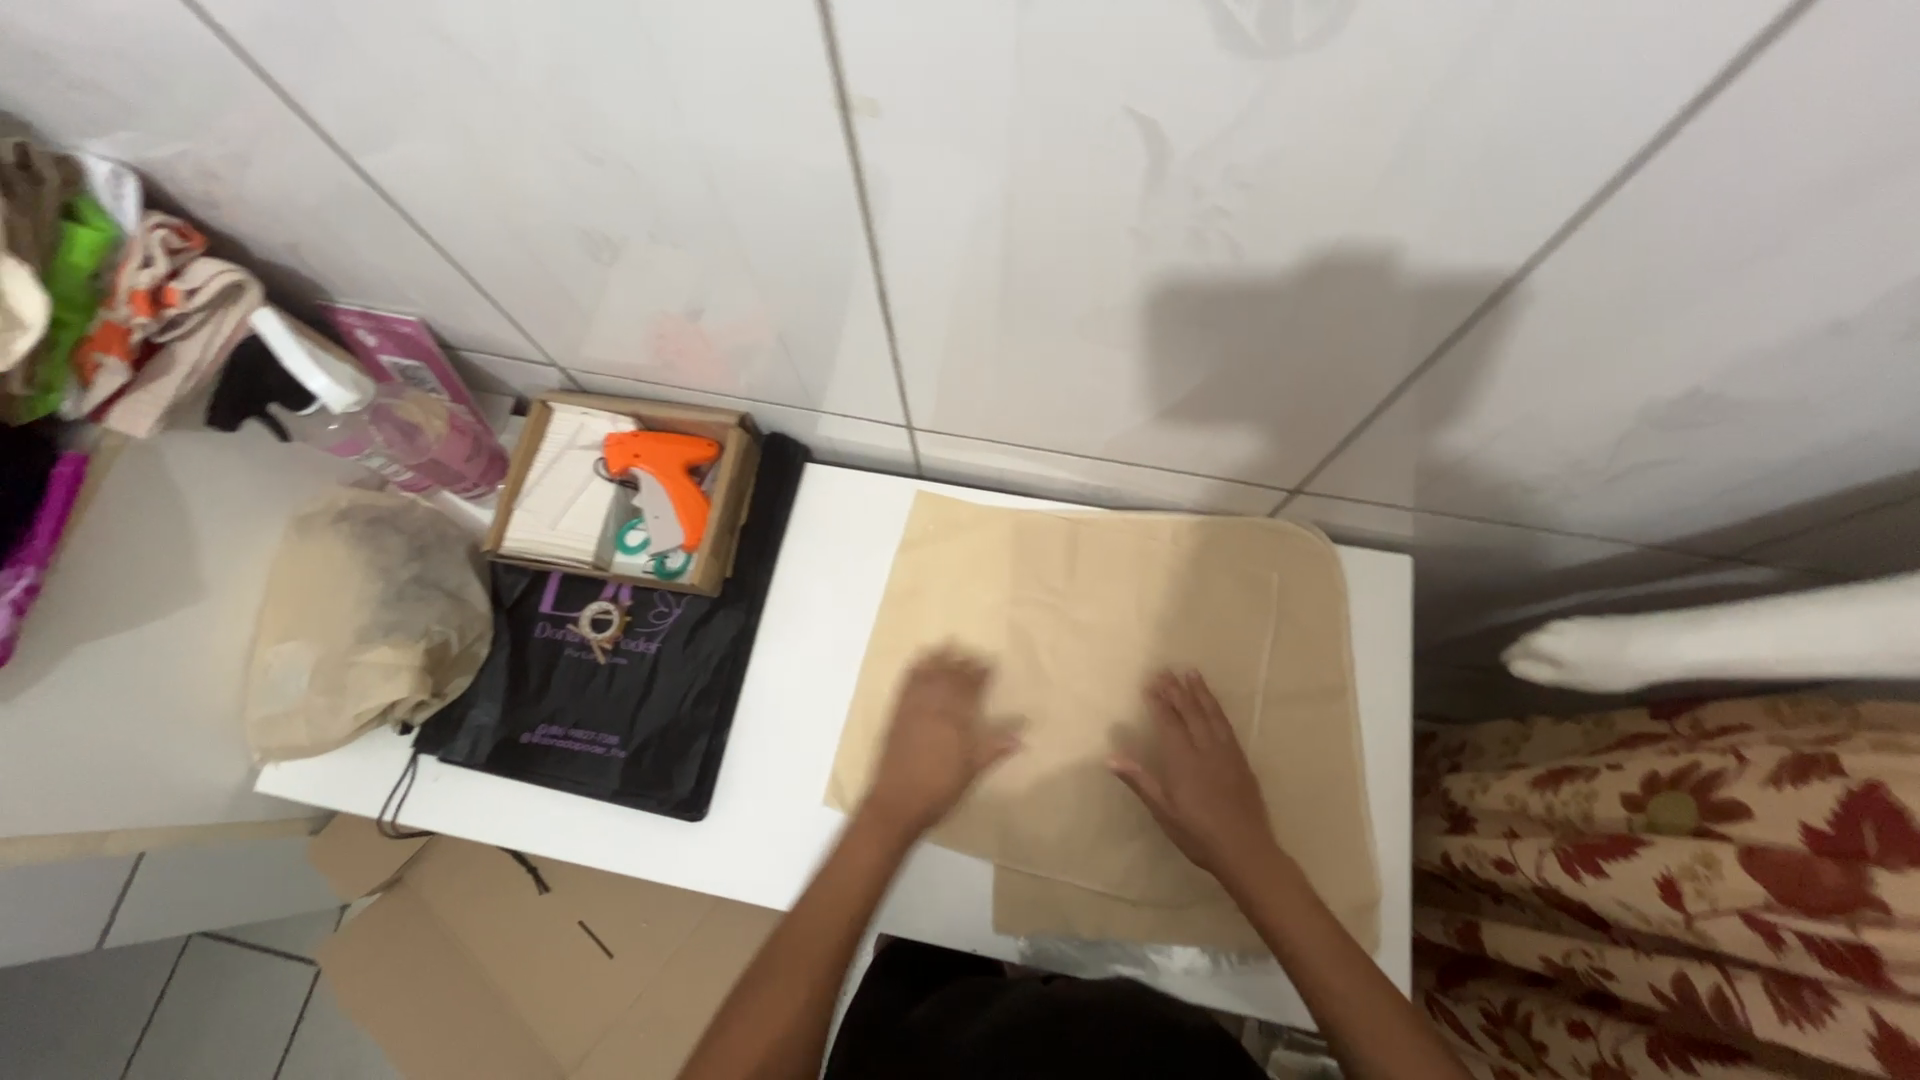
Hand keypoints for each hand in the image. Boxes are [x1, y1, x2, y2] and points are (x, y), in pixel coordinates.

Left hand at [861, 649, 1020, 838]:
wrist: (895, 804)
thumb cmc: (939, 790)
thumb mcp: (972, 771)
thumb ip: (995, 748)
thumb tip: (1023, 735)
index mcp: (954, 720)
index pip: (970, 689)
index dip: (980, 674)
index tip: (990, 662)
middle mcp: (933, 709)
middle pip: (948, 678)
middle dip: (961, 663)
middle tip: (970, 650)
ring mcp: (911, 711)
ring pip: (926, 677)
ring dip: (937, 660)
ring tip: (946, 645)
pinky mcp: (895, 718)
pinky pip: (905, 687)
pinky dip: (913, 672)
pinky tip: (916, 664)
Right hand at [1110, 670, 1280, 881]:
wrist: (1246, 850)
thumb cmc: (1198, 834)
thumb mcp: (1163, 811)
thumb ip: (1140, 781)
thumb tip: (1110, 757)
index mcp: (1184, 761)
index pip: (1169, 723)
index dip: (1159, 702)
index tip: (1150, 683)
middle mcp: (1206, 750)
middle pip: (1190, 713)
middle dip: (1177, 690)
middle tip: (1166, 670)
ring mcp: (1227, 754)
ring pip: (1212, 715)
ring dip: (1201, 692)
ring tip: (1192, 673)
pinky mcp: (1241, 761)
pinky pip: (1227, 726)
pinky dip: (1218, 710)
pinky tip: (1214, 705)